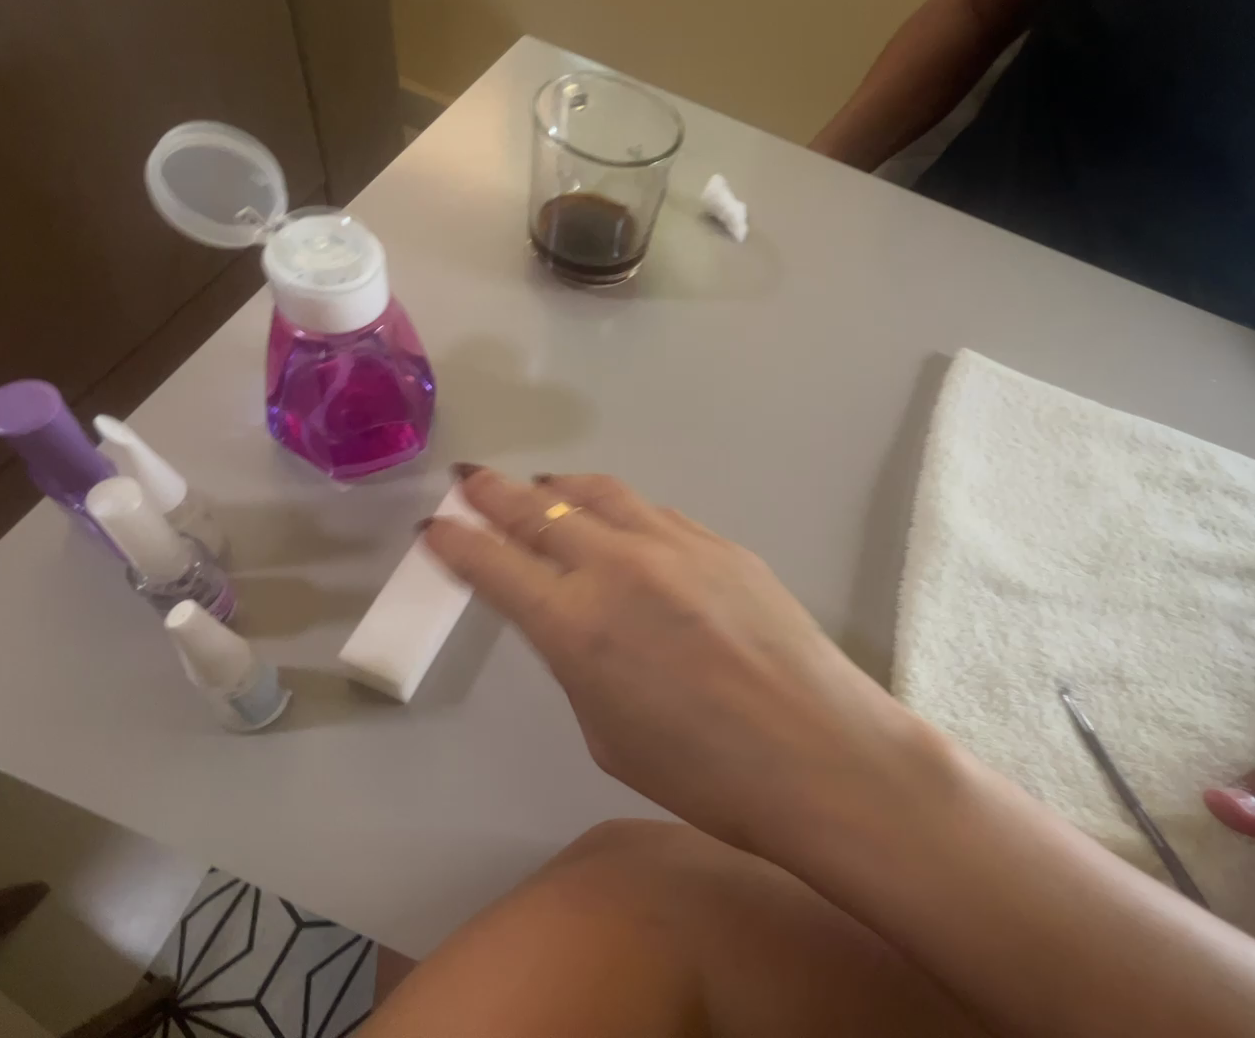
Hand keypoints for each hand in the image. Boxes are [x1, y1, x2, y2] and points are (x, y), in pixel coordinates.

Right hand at [420, 466, 938, 847]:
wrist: (819, 752)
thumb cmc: (703, 774)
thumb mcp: (607, 733)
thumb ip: (579, 665)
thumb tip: (572, 625)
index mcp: (573, 624)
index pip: (494, 563)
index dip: (456, 542)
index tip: (435, 527)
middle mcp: (616, 566)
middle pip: (536, 511)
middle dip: (493, 494)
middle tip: (468, 480)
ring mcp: (674, 545)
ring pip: (599, 494)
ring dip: (557, 488)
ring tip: (538, 489)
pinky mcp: (721, 544)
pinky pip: (653, 512)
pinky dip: (619, 509)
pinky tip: (619, 521)